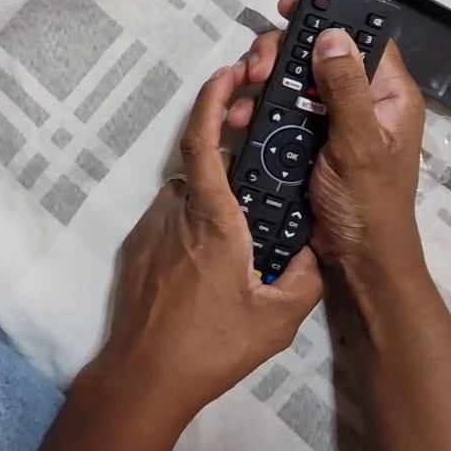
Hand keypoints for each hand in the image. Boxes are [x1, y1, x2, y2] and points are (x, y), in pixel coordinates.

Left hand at [91, 64, 323, 423]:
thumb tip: (314, 249)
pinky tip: (206, 265)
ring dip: (210, 202)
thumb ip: (304, 277)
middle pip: (198, 166)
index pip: (203, 143)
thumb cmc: (211, 344)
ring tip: (234, 242)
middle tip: (255, 183)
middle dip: (226, 161)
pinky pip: (169, 220)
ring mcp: (150, 228)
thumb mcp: (276, 318)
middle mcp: (175, 212)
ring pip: (185, 196)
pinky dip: (191, 225)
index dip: (213, 101)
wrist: (144, 375)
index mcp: (212, 218)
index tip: (227, 75)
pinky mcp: (136, 248)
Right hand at [231, 0, 426, 271]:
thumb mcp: (359, 142)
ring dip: (264, 81)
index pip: (361, 37)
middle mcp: (359, 100)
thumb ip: (346, 88)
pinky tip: (241, 118)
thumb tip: (333, 34)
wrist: (355, 258)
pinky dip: (258, 108)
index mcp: (387, 94)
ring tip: (244, 92)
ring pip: (292, 80)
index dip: (328, 16)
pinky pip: (279, 110)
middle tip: (256, 68)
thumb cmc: (367, 202)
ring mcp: (330, 120)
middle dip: (281, 53)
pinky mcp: (307, 140)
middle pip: (317, 53)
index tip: (289, 10)